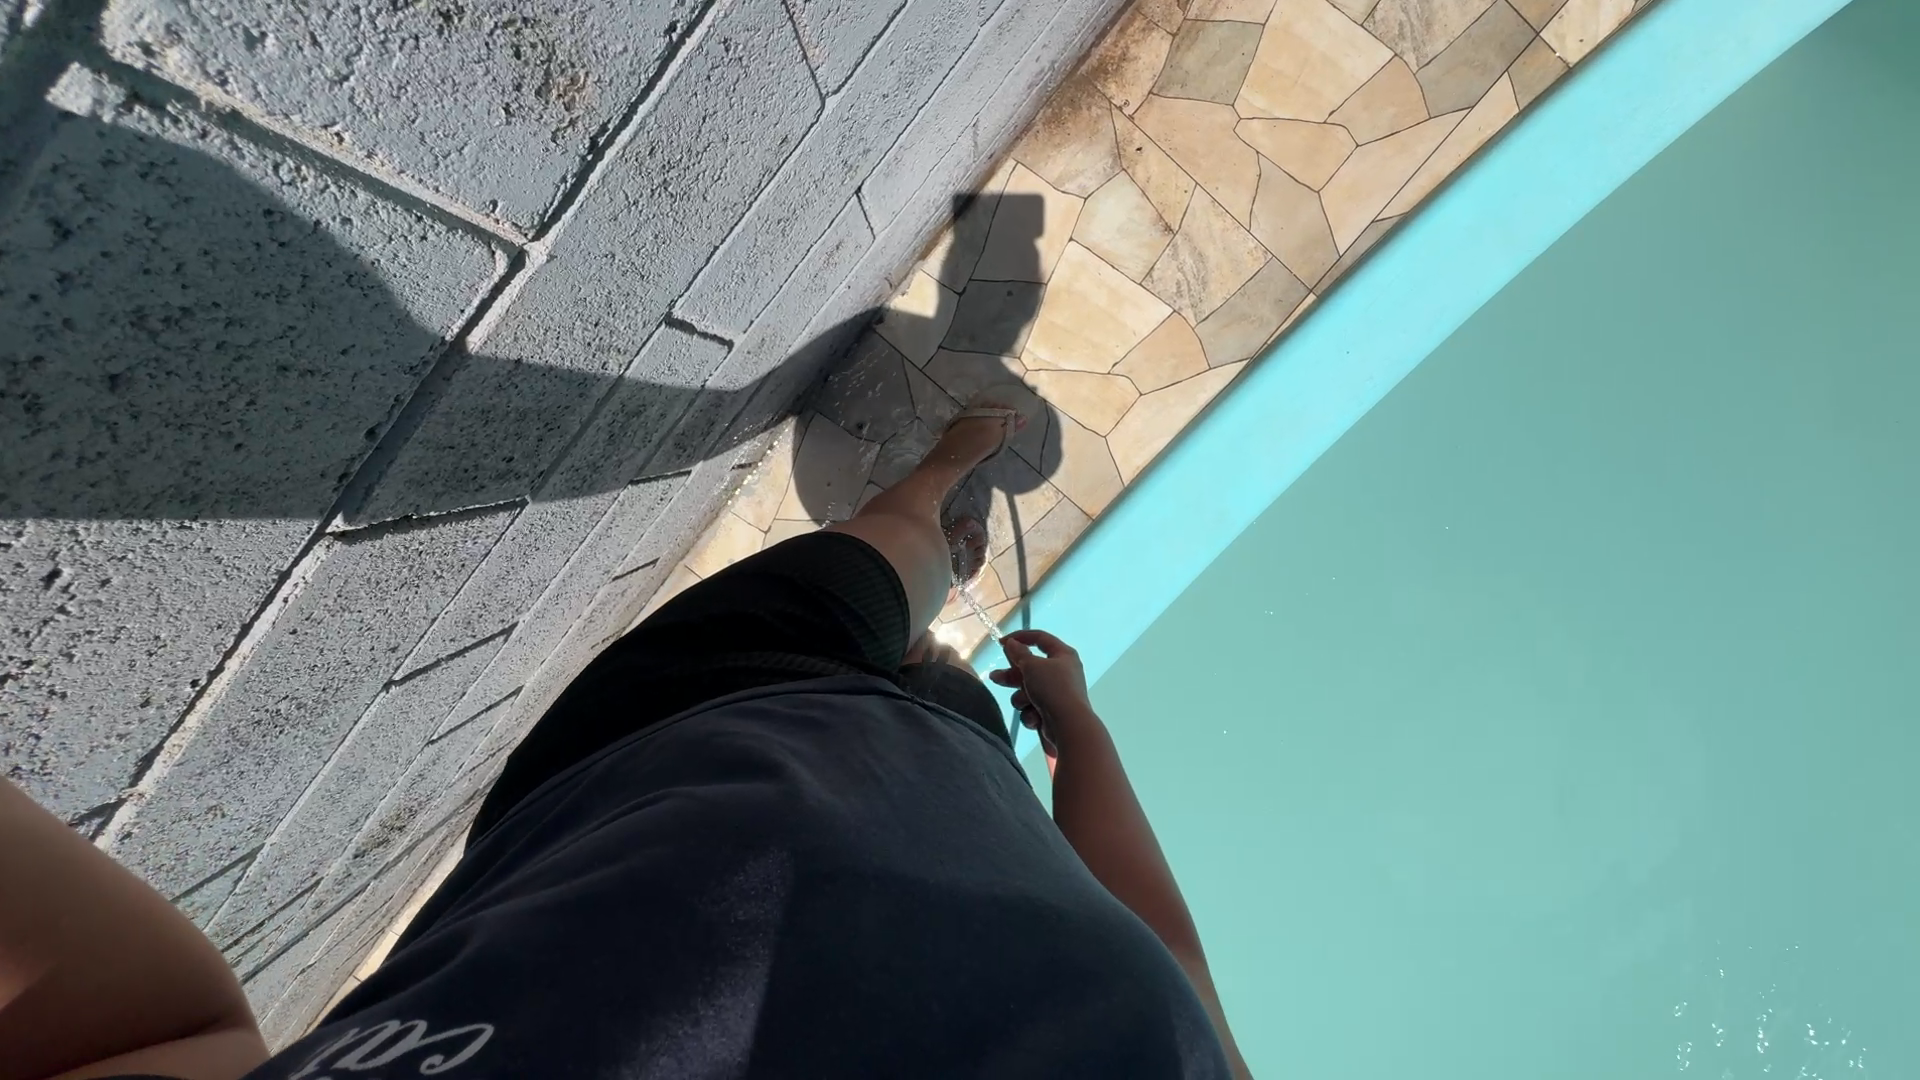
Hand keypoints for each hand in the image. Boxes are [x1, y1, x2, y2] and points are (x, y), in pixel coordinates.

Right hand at [989, 629, 1097, 758]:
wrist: (1068, 725)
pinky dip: (1031, 712)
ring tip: (1024, 703)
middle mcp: (1062, 672)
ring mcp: (1057, 694)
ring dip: (1022, 698)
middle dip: (1012, 675)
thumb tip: (1013, 643)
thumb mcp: (1032, 666)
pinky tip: (1035, 718)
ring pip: (1028, 690)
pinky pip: (1033, 708)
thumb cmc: (1052, 688)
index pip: (1040, 638)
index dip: (1020, 637)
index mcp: (1063, 655)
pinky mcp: (1052, 712)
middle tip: (995, 677)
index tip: (1001, 643)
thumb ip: (1019, 654)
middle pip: (1030, 668)